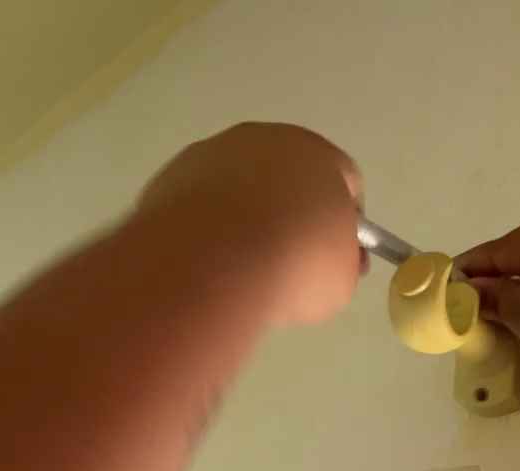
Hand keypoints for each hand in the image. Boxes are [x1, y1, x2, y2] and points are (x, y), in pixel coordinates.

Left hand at [139, 122, 364, 325]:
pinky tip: (211, 261)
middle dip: (293, 213)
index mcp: (320, 157)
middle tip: (290, 262)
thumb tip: (334, 260)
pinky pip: (203, 201)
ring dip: (247, 216)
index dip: (346, 222)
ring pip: (241, 185)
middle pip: (289, 176)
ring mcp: (215, 153)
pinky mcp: (174, 175)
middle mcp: (267, 140)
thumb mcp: (340, 280)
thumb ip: (342, 262)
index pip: (345, 180)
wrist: (216, 262)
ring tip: (244, 266)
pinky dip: (210, 226)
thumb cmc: (294, 266)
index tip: (336, 256)